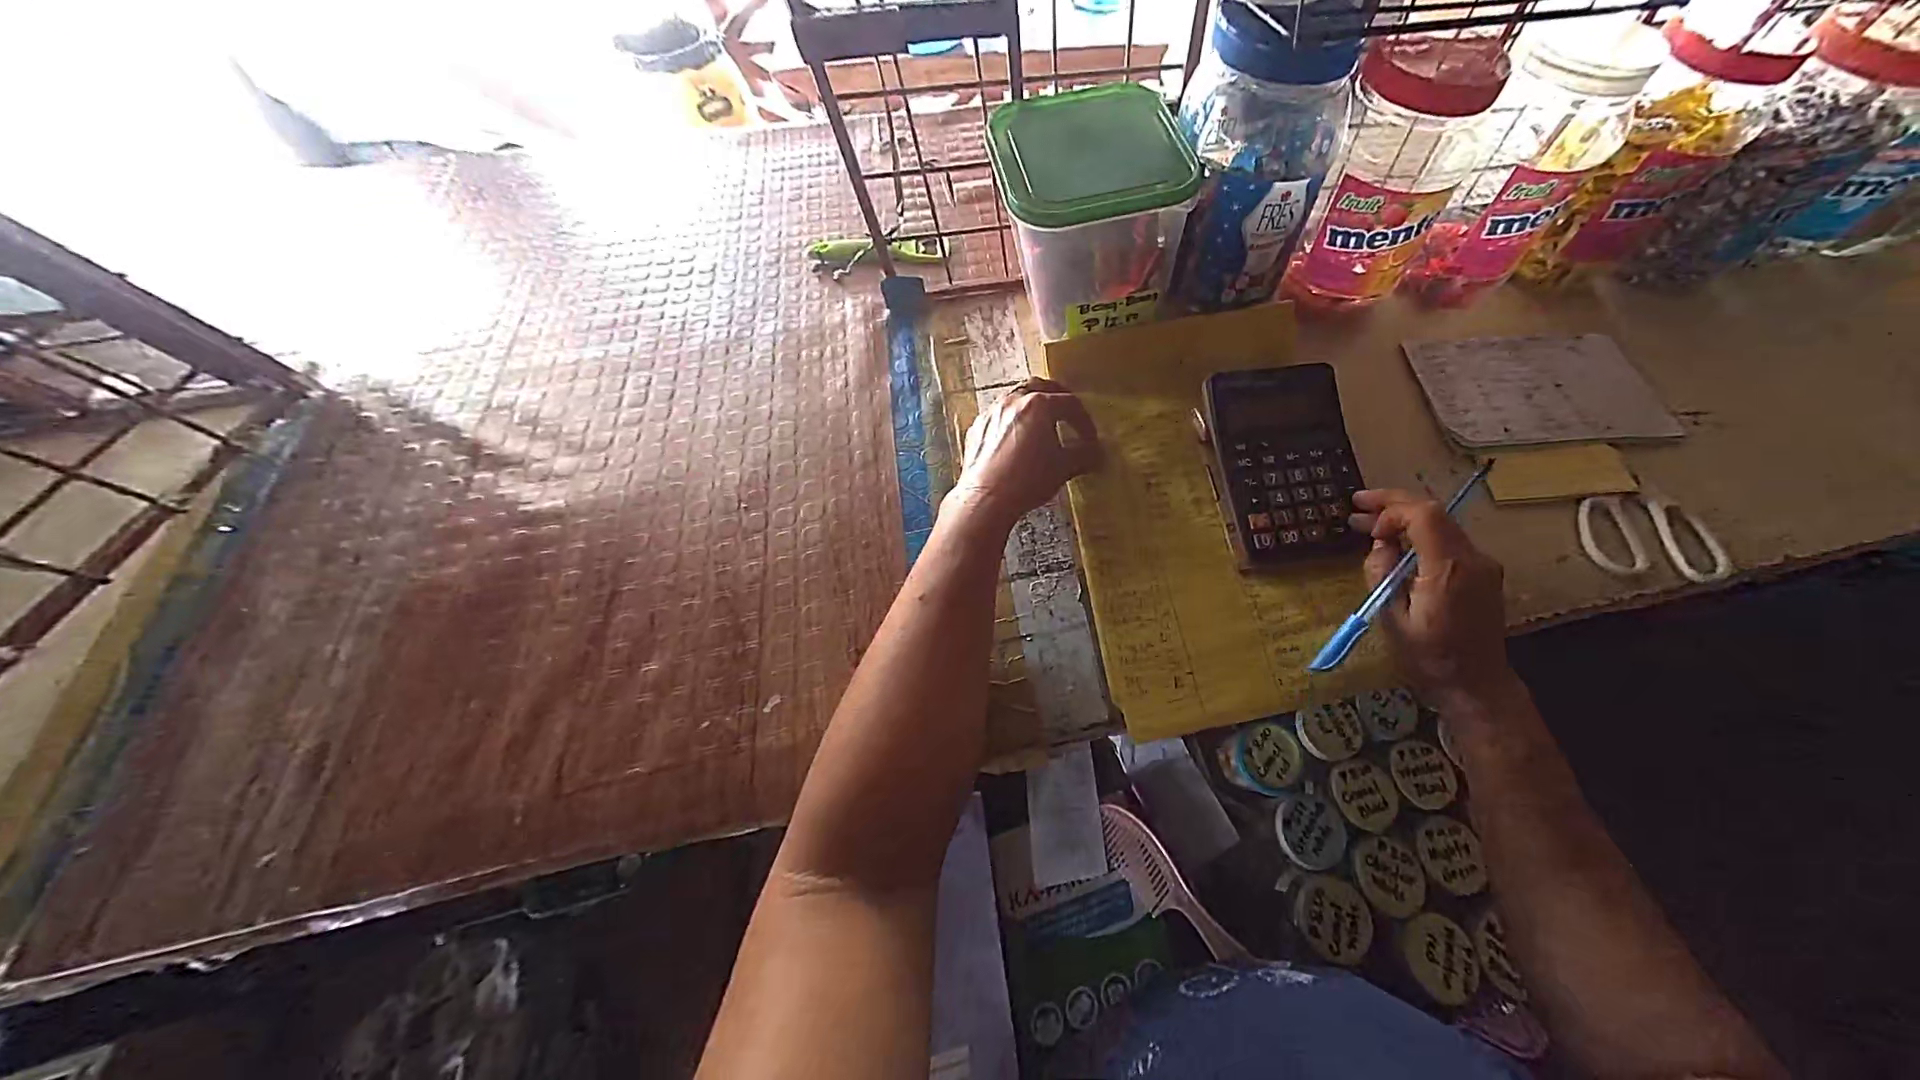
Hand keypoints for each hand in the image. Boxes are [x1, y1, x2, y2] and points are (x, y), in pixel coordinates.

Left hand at [945, 377, 1101, 533]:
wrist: (986, 499)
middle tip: (1066, 413)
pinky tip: (1016, 438)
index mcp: (1038, 405)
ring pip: (1015, 398)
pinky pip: (998, 416)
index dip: (1084, 421)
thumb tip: (1095, 453)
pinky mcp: (977, 429)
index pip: (1069, 404)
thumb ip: (1083, 455)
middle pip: (1040, 387)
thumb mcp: (1063, 468)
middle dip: (1056, 397)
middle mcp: (1013, 401)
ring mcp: (992, 413)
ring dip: (1031, 406)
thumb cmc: (1026, 481)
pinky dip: (1011, 421)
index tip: (1089, 437)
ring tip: (1041, 424)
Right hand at [1348, 488, 1515, 709]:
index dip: (1391, 513)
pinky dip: (1418, 534)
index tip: (1368, 533)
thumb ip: (1382, 573)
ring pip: (1441, 524)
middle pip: (1434, 512)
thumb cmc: (1428, 656)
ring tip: (1367, 523)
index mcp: (1448, 569)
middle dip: (1393, 504)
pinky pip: (1447, 541)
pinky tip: (1394, 544)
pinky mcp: (1482, 572)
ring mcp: (1482, 564)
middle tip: (1356, 504)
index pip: (1423, 515)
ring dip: (1404, 518)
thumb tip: (1379, 544)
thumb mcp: (1391, 617)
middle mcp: (1473, 559)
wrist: (1475, 682)